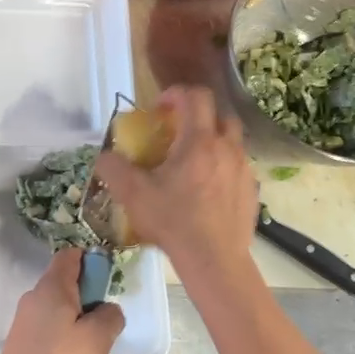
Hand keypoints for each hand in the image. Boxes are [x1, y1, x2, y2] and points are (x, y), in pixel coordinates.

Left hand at [0, 248, 125, 353]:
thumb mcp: (99, 337)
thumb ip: (111, 315)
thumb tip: (107, 310)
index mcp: (52, 288)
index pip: (70, 256)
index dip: (93, 261)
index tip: (109, 283)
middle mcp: (37, 300)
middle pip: (74, 295)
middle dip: (95, 319)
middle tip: (105, 341)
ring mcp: (29, 324)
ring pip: (69, 325)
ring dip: (87, 347)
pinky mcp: (27, 345)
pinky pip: (58, 345)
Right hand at [96, 85, 258, 272]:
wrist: (214, 259)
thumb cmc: (173, 222)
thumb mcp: (133, 195)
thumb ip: (113, 168)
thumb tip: (103, 156)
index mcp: (198, 141)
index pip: (195, 97)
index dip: (175, 94)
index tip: (158, 109)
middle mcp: (226, 148)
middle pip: (218, 115)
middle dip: (196, 117)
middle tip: (175, 135)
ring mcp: (243, 168)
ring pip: (230, 141)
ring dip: (211, 142)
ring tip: (190, 164)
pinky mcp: (251, 189)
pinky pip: (237, 166)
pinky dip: (221, 167)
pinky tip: (205, 190)